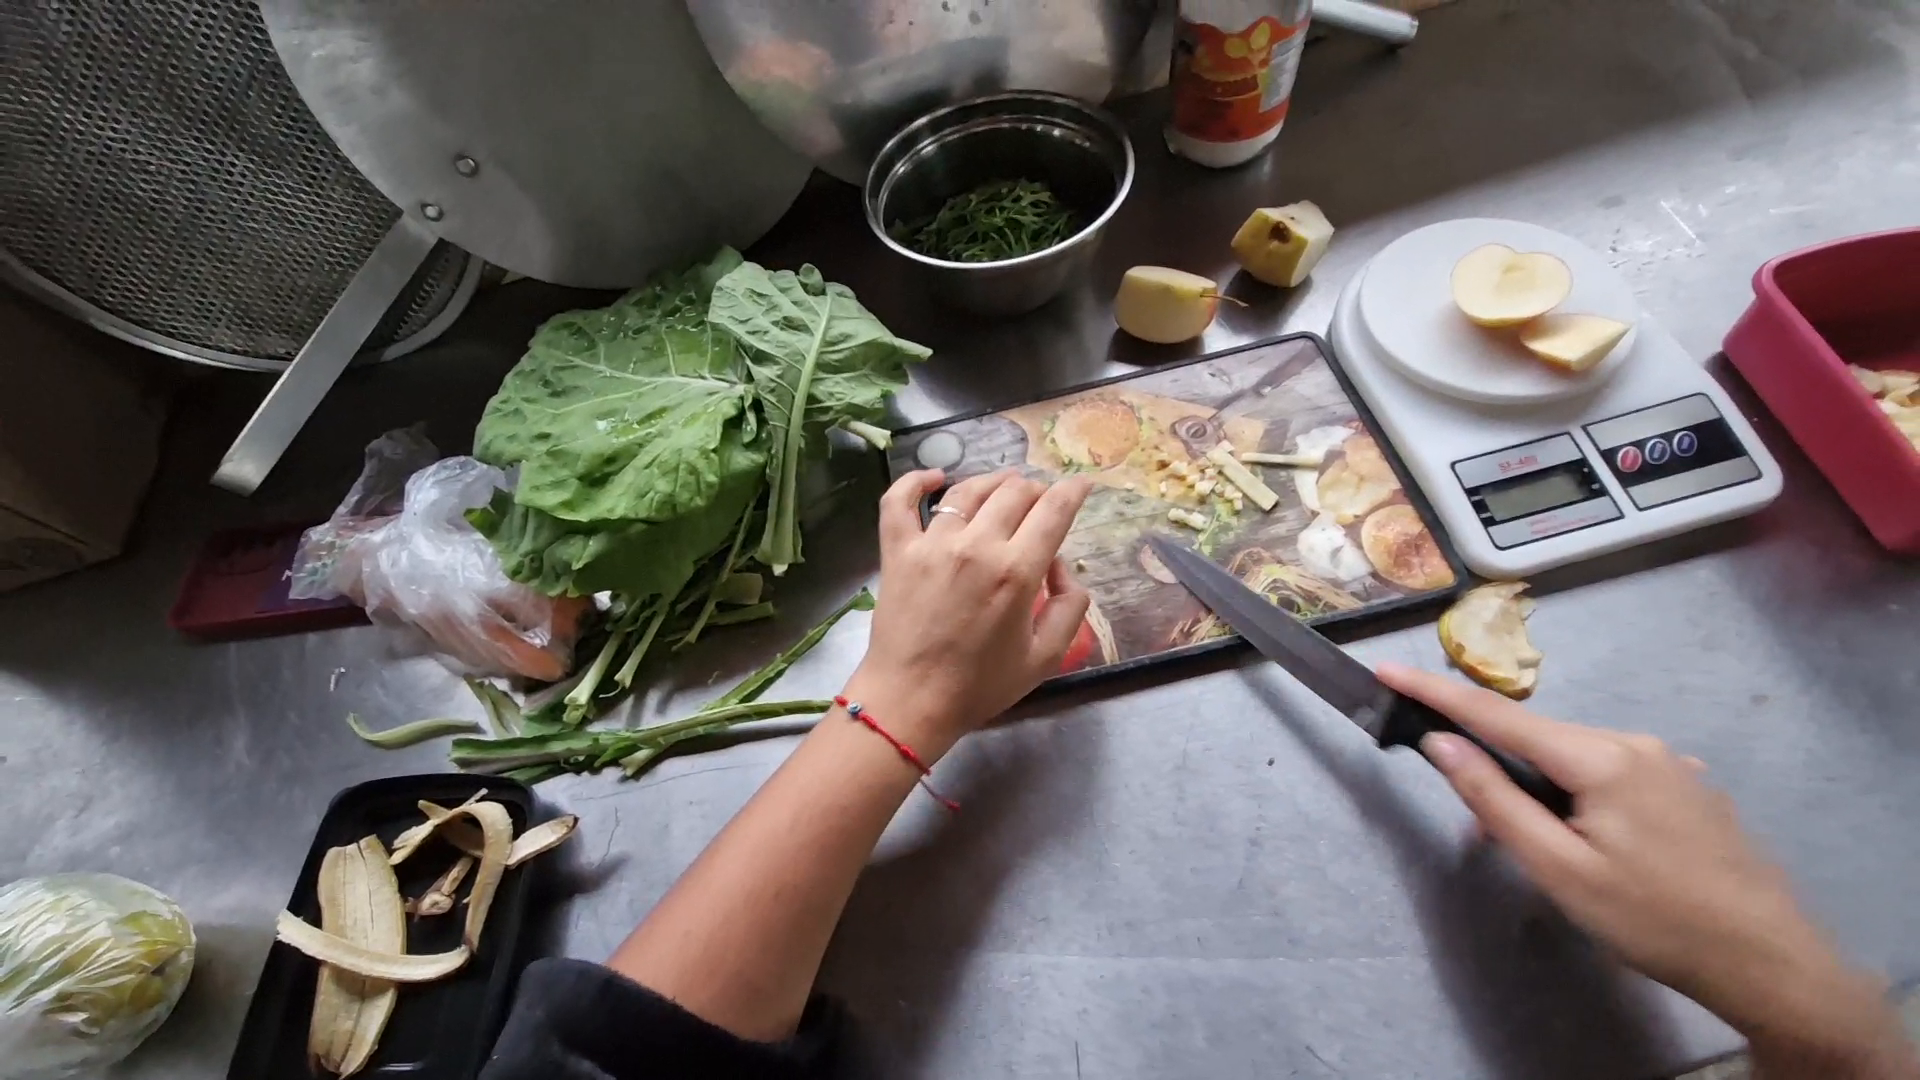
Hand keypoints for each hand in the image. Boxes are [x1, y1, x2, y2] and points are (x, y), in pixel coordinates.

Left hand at [845, 469, 1092, 757]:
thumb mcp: (1045, 657)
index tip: (1081, 484)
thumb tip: (1062, 568)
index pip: (1054, 510)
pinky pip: (900, 501)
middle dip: (1037, 490)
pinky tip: (935, 478)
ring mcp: (932, 543)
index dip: (1073, 490)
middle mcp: (976, 545)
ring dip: (994, 482)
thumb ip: (1070, 607)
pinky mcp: (897, 550)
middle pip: (1015, 493)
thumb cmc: (980, 685)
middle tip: (1041, 501)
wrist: (910, 701)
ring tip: (1005, 485)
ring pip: (968, 491)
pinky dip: (916, 482)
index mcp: (1016, 571)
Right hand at [1380, 664, 1909, 1065]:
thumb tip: (1439, 742)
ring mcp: (1666, 763)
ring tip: (1542, 852)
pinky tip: (1585, 845)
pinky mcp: (1683, 787)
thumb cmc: (1655, 922)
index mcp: (1601, 759)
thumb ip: (1492, 798)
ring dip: (1536, 791)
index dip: (1432, 691)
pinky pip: (1603, 775)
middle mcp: (1634, 744)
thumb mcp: (1557, 868)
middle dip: (1493, 767)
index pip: (1494, 714)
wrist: (1780, 975)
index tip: (1384, 670)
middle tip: (1479, 828)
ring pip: (1568, 760)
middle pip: (1533, 739)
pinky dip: (1572, 797)